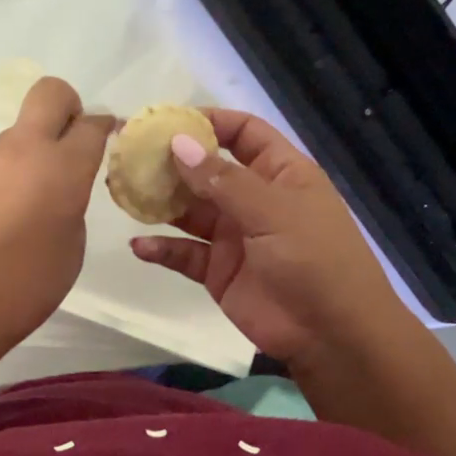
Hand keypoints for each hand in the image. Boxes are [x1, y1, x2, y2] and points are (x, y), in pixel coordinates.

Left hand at [0, 77, 111, 344]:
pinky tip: (14, 218)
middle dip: (69, 108)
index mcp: (62, 166)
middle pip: (51, 93)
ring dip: (37, 149)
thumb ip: (73, 207)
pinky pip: (1, 164)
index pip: (91, 124)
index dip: (105, 128)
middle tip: (74, 147)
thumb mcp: (72, 247)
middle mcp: (24, 150)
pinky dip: (14, 176)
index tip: (112, 141)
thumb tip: (61, 191)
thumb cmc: (27, 283)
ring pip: (22, 131)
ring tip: (43, 200)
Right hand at [128, 109, 402, 363]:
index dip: (208, 123)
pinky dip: (163, 249)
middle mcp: (255, 200)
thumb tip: (178, 143)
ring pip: (190, 212)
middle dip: (172, 163)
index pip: (243, 134)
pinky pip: (185, 254)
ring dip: (161, 204)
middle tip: (129, 156)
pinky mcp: (219, 273)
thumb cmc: (314, 260)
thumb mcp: (272, 212)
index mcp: (281, 174)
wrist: (330, 333)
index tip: (165, 122)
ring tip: (125, 194)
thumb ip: (222, 180)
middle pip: (208, 171)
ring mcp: (235, 237)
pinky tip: (139, 245)